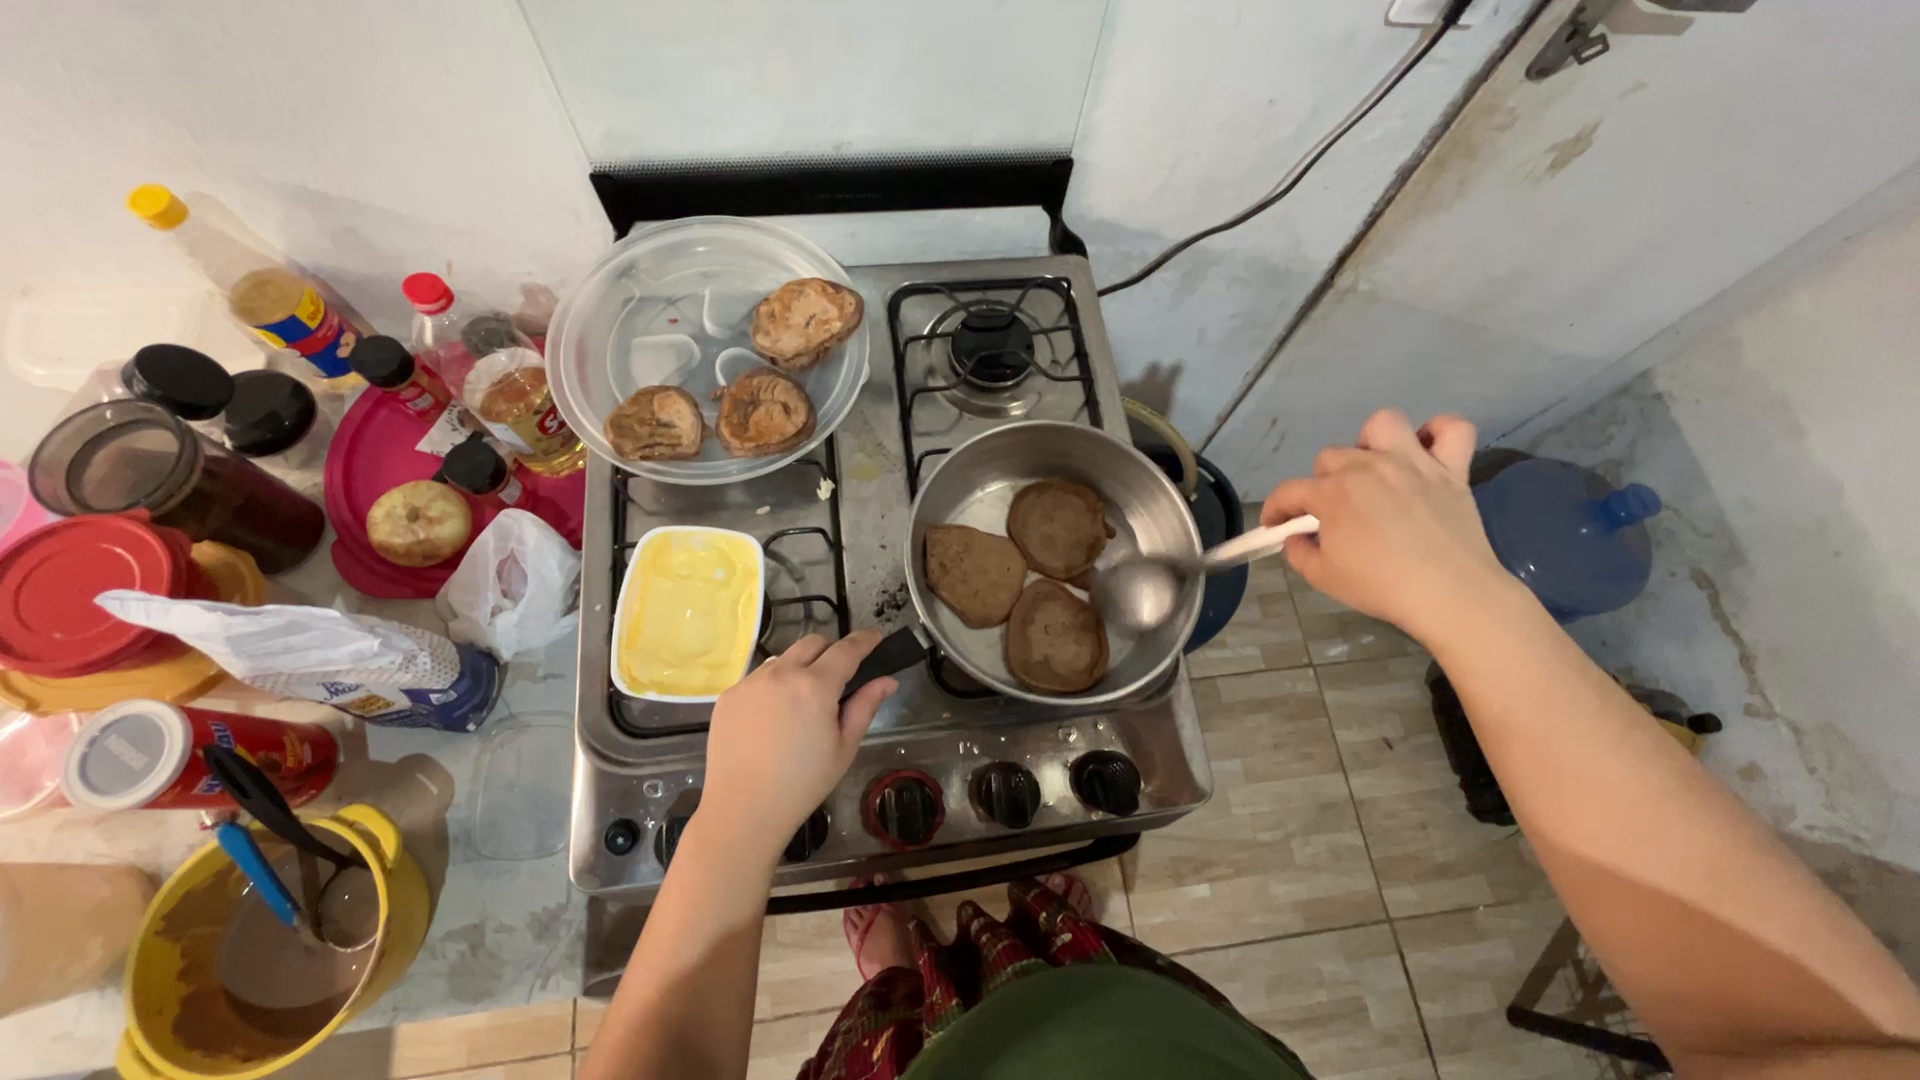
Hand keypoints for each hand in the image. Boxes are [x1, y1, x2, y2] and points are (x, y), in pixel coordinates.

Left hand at [700, 630, 896, 858]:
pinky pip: (758, 678)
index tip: (875, 638)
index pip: (846, 649)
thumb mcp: (844, 747)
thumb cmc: (803, 784)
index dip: (865, 640)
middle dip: (832, 650)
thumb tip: (887, 680)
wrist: (743, 809)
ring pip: (783, 658)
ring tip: (803, 700)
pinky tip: (774, 717)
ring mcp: (750, 682)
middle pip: (813, 642)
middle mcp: (781, 673)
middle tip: (840, 675)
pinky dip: (774, 685)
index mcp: (815, 686)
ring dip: (800, 666)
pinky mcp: (729, 695)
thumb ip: (865, 706)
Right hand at [1261, 409, 1514, 644]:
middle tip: (1334, 510)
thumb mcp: (1322, 577)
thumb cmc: (1381, 586)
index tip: (1276, 526)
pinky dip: (1439, 434)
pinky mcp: (1451, 470)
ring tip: (1375, 470)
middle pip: (1331, 456)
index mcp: (1333, 493)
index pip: (1289, 492)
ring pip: (1383, 423)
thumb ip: (1299, 552)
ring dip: (1372, 443)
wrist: (1449, 594)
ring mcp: (1412, 463)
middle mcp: (1368, 466)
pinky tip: (1427, 455)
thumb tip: (1296, 536)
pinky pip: (1452, 428)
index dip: (1276, 509)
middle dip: (1323, 482)